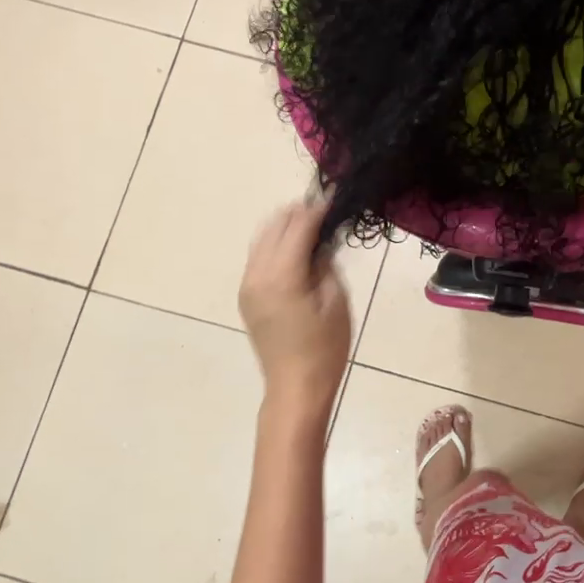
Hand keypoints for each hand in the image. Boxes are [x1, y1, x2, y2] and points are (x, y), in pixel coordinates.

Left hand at [239, 200, 350, 403]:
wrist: (296, 387)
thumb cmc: (325, 348)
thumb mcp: (336, 301)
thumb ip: (326, 264)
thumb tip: (321, 242)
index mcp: (281, 275)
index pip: (297, 227)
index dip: (317, 209)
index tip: (335, 195)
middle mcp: (257, 274)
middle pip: (274, 227)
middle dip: (297, 213)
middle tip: (324, 207)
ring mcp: (247, 286)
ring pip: (262, 240)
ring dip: (284, 227)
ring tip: (311, 223)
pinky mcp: (247, 297)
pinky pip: (258, 258)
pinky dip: (275, 245)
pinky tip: (296, 249)